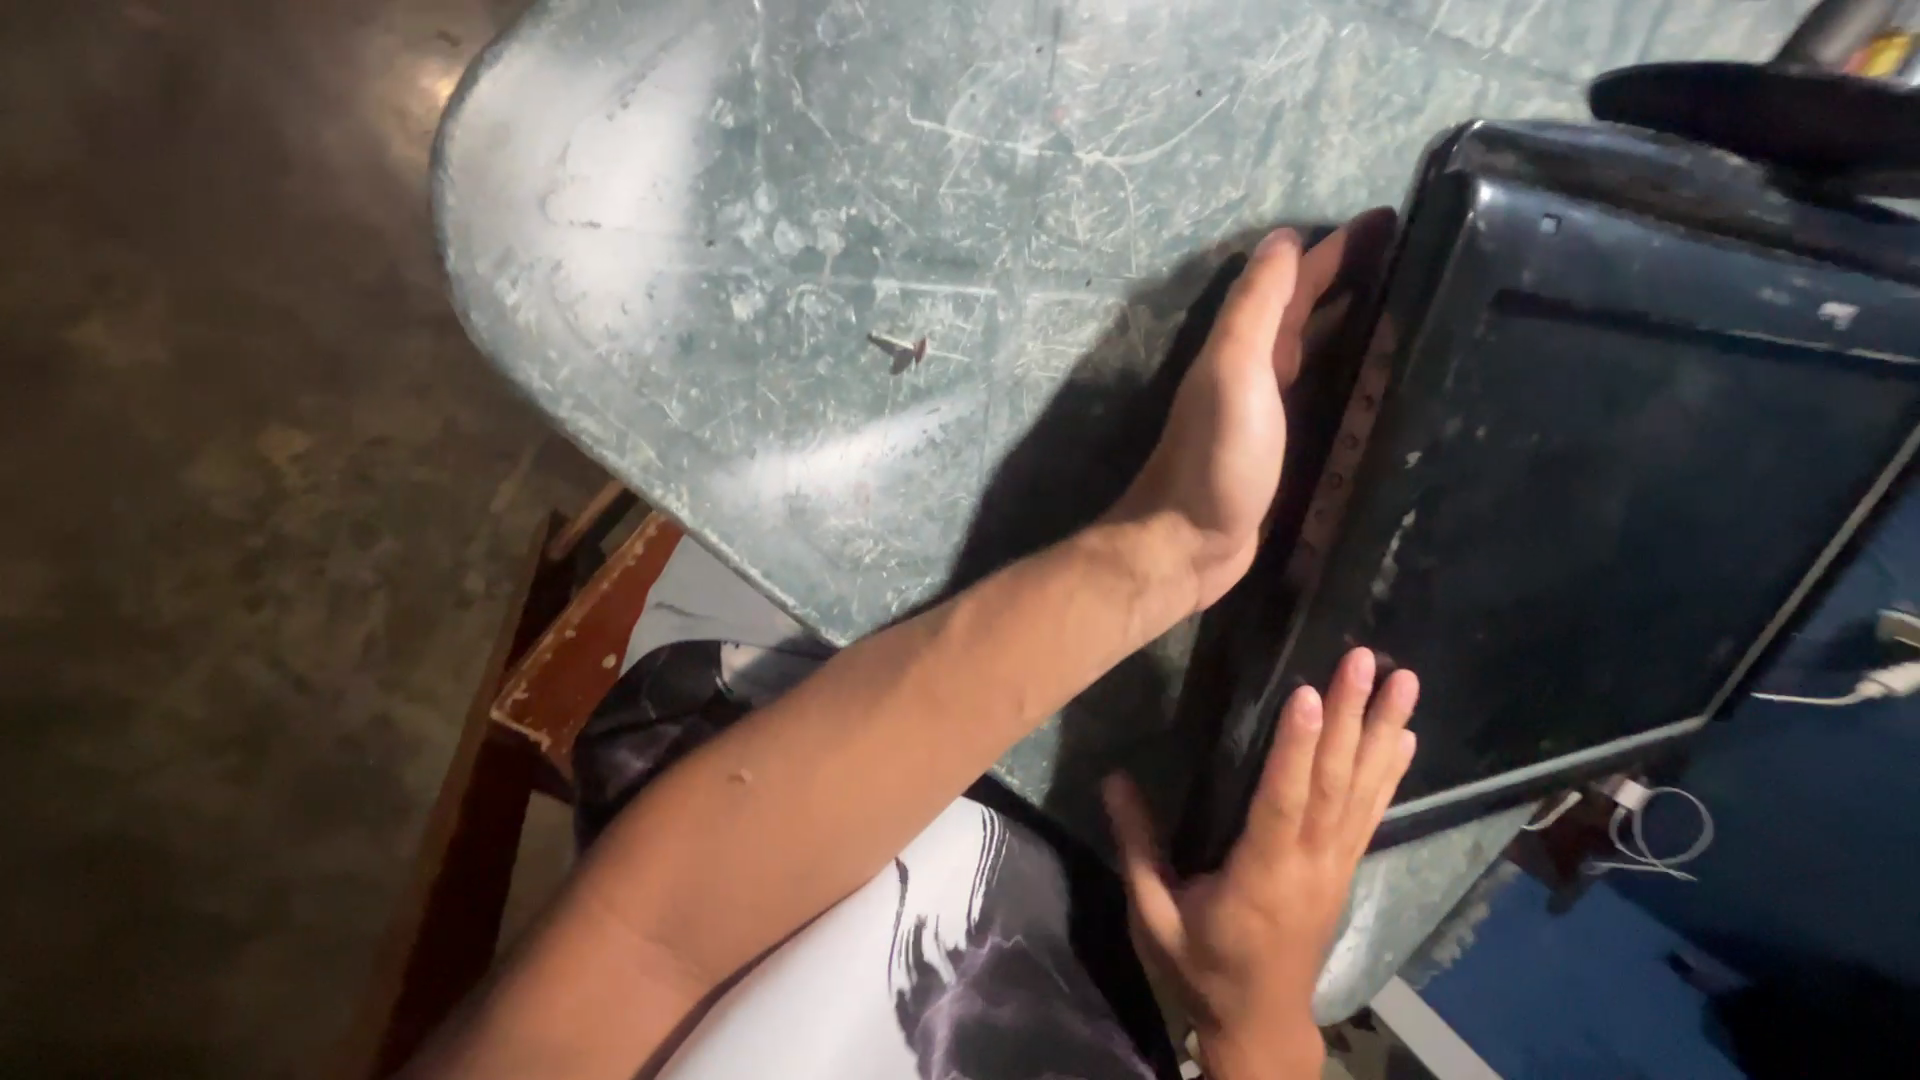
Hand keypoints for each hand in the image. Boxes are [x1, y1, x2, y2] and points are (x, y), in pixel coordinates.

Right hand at [1102, 648, 1417, 1078]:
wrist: (1260, 1026)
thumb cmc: (1200, 970)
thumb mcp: (1154, 916)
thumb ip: (1138, 847)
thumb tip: (1115, 777)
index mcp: (1261, 876)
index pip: (1282, 802)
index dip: (1296, 748)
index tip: (1308, 693)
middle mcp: (1310, 865)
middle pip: (1334, 783)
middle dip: (1351, 716)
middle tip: (1367, 660)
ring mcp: (1334, 867)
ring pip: (1362, 791)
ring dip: (1382, 731)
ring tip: (1404, 681)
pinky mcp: (1342, 869)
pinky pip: (1370, 813)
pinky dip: (1389, 773)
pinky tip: (1404, 739)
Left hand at [1106, 211, 1392, 610]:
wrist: (1188, 545)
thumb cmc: (1214, 459)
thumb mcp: (1233, 372)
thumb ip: (1255, 309)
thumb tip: (1282, 240)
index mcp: (1245, 348)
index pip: (1294, 280)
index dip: (1338, 248)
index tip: (1396, 218)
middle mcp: (1254, 375)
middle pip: (1307, 314)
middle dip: (1354, 283)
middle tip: (1422, 261)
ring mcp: (1269, 417)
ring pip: (1316, 356)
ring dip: (1355, 330)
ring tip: (1416, 315)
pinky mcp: (1283, 456)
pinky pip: (1323, 403)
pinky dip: (1351, 384)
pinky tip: (1383, 390)